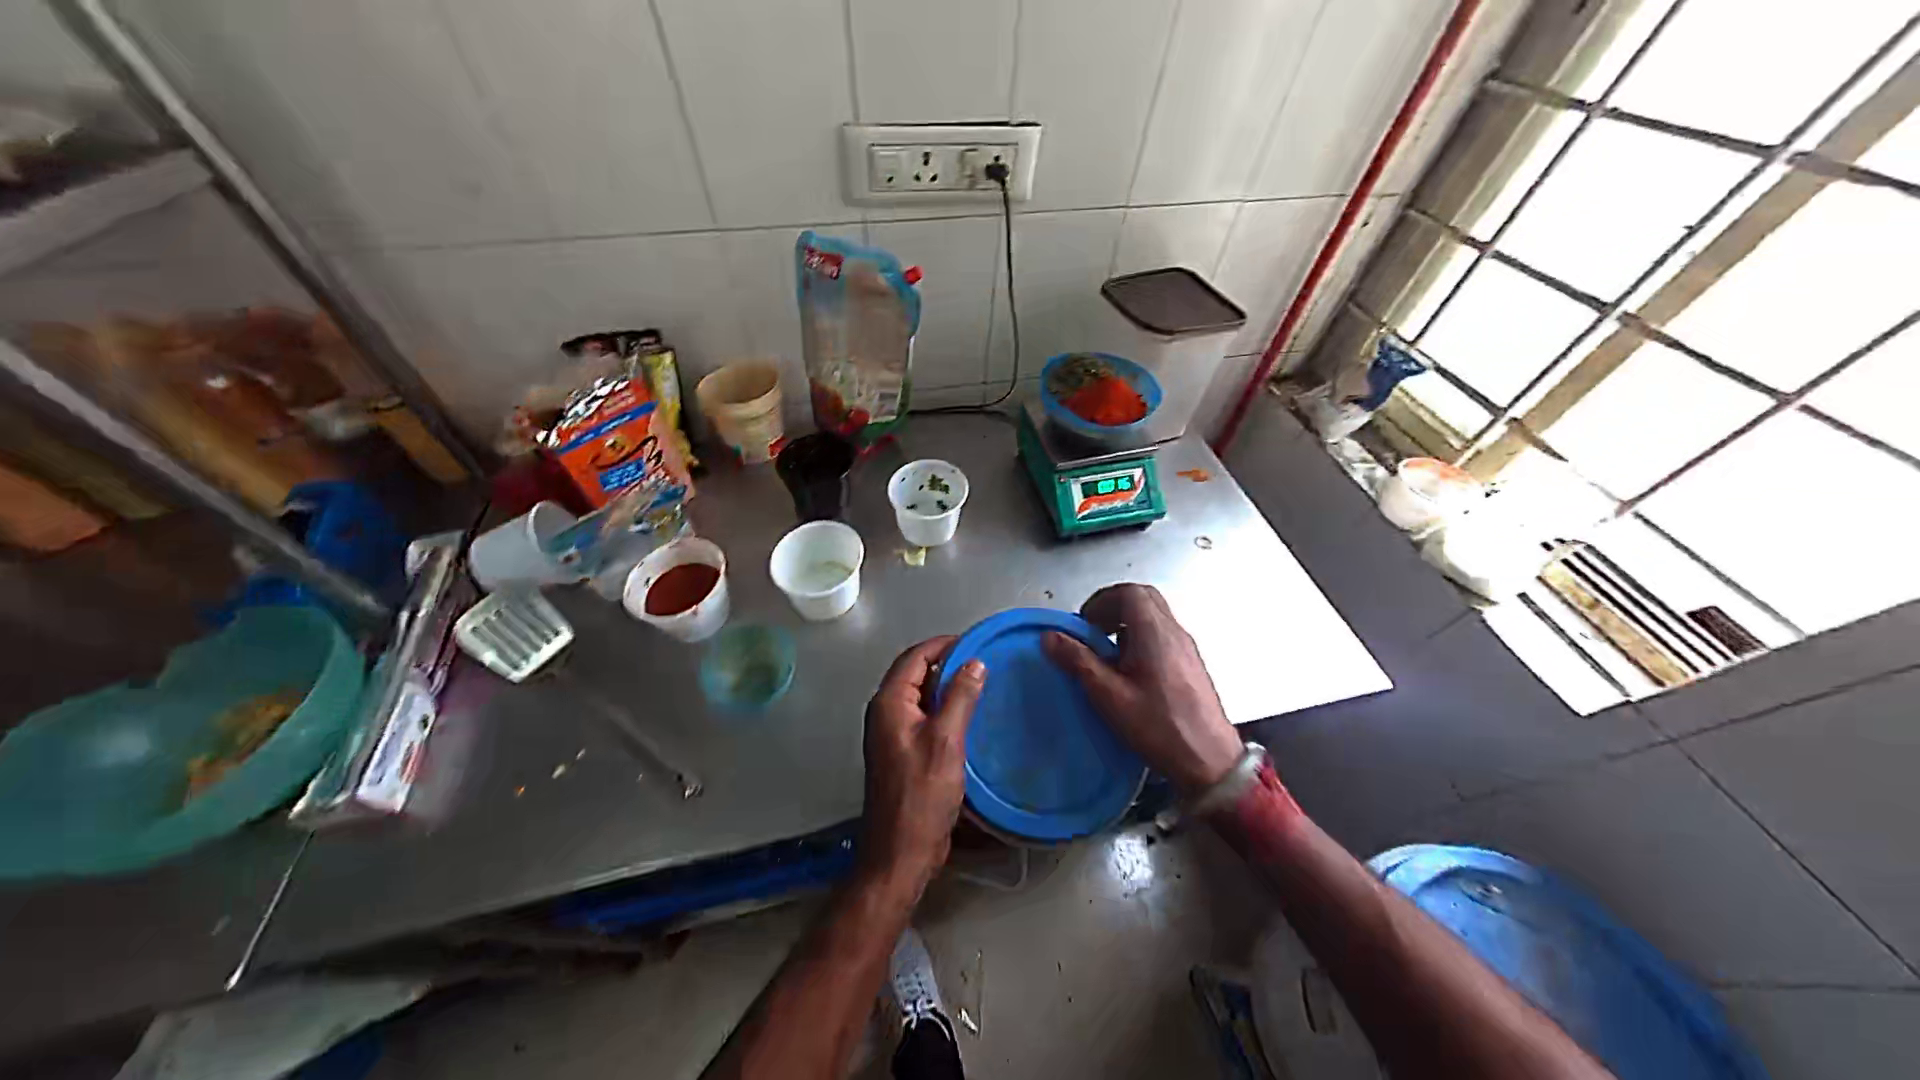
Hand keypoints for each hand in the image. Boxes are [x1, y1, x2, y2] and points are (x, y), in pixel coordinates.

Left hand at [859, 636, 987, 893]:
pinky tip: (971, 716)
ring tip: (983, 683)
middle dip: (948, 663)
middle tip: (984, 661)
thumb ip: (960, 697)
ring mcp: (894, 734)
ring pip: (922, 697)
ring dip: (948, 687)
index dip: (943, 645)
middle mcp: (887, 713)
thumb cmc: (921, 795)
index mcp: (889, 703)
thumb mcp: (946, 741)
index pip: (914, 657)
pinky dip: (946, 710)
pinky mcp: (905, 752)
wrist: (901, 852)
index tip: (976, 641)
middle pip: (916, 673)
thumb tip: (975, 662)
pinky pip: (926, 718)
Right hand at [1044, 583, 1242, 793]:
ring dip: (1126, 625)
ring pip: (1154, 616)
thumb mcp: (1110, 697)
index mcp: (1155, 633)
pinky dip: (1140, 640)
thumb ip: (1079, 662)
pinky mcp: (1190, 664)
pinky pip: (1162, 636)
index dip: (1100, 601)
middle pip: (1143, 598)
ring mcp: (1186, 648)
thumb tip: (1051, 638)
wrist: (1210, 761)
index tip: (1083, 624)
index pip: (1128, 593)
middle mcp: (1175, 633)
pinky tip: (1129, 673)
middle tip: (1093, 631)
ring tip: (1106, 655)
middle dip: (1113, 608)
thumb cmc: (1160, 729)